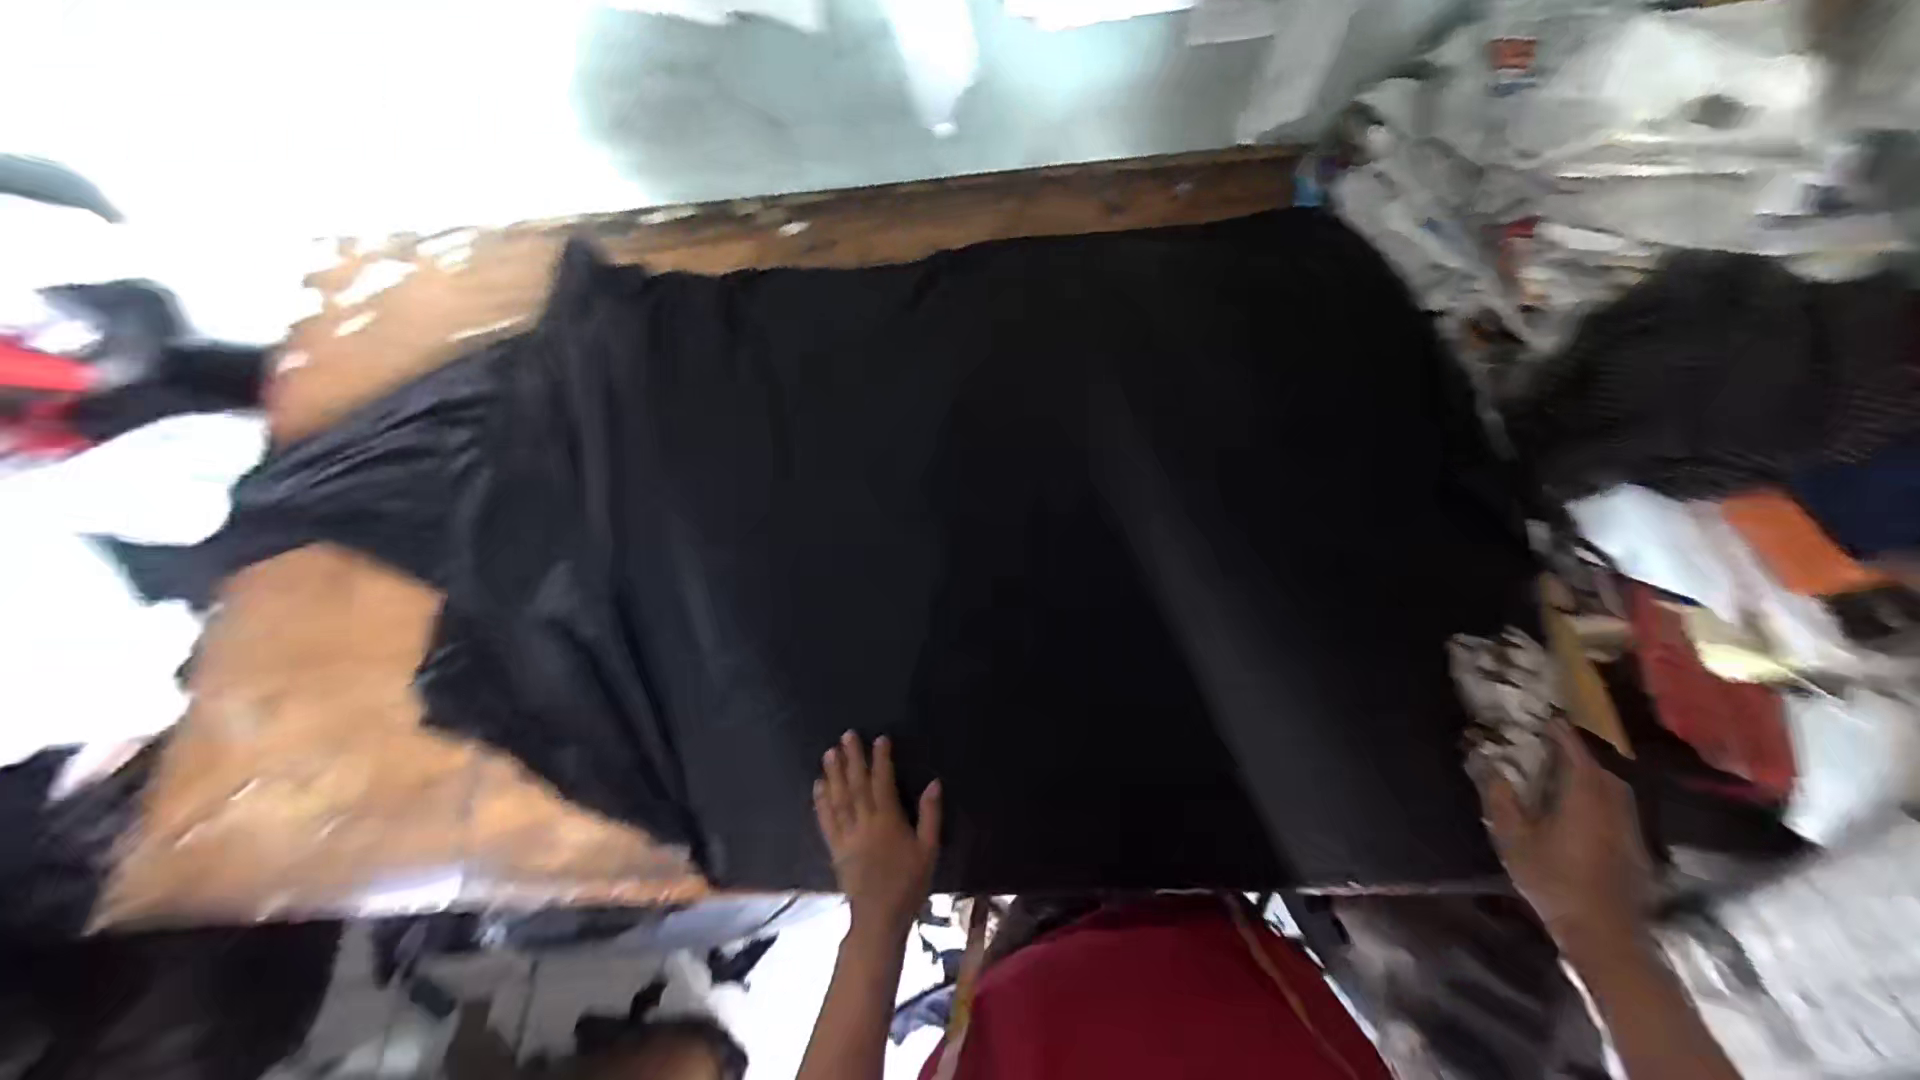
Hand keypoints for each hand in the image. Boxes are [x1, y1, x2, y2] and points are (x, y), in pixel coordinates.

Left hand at [814, 732, 941, 934]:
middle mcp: (864, 823)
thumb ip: (930, 815)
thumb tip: (934, 783)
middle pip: (856, 785)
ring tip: (829, 752)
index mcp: (888, 821)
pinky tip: (818, 785)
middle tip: (846, 735)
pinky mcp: (835, 848)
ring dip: (833, 773)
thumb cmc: (909, 883)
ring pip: (838, 798)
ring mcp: (846, 836)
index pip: (882, 782)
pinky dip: (821, 802)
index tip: (879, 739)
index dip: (881, 759)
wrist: (880, 917)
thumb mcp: (929, 849)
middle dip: (852, 758)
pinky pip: (826, 821)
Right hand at [1475, 720, 1652, 957]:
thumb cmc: (1552, 878)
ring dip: (1590, 775)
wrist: (1605, 932)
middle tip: (1549, 745)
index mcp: (1584, 796)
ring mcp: (1630, 828)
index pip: (1574, 752)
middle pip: (1600, 768)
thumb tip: (1487, 762)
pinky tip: (1579, 808)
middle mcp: (1614, 805)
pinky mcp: (1635, 848)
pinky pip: (1617, 808)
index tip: (1543, 717)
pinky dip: (1599, 796)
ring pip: (1613, 789)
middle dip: (1577, 753)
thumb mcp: (1512, 836)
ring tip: (1562, 772)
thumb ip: (1500, 796)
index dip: (1559, 733)